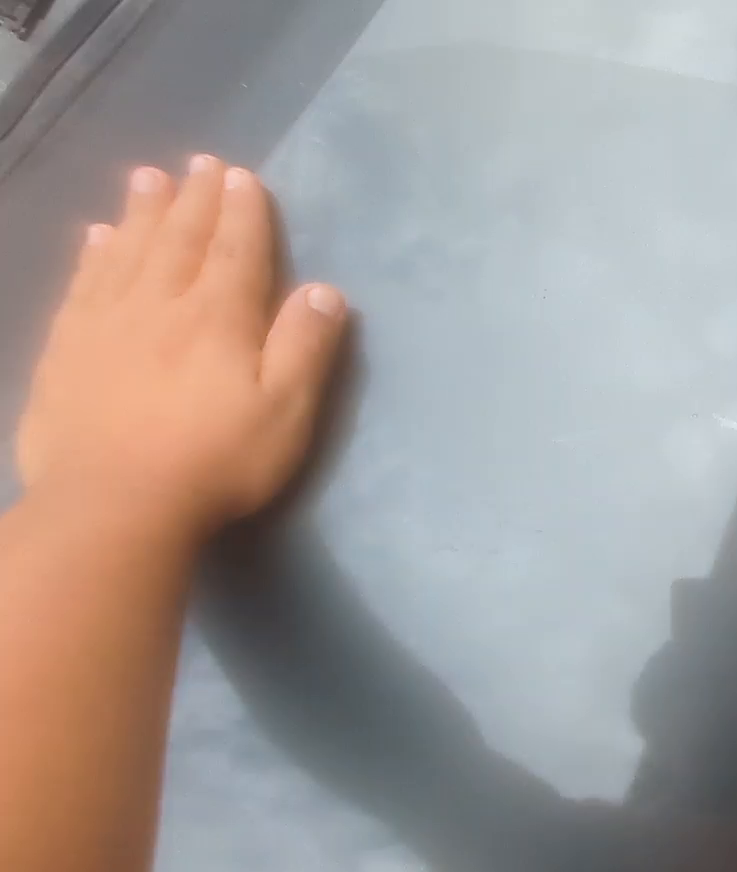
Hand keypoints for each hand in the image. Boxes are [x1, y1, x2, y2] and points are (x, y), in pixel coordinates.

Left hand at [16, 155, 347, 540]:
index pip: (236, 255)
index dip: (243, 216)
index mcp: (217, 321)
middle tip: (202, 164)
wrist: (116, 501)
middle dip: (195, 202)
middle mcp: (159, 308)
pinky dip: (96, 253)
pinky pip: (85, 284)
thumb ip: (307, 347)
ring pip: (128, 254)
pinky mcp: (69, 349)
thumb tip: (325, 292)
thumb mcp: (288, 407)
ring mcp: (106, 325)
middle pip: (179, 243)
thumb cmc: (222, 456)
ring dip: (144, 214)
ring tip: (151, 179)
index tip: (244, 178)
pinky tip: (99, 236)